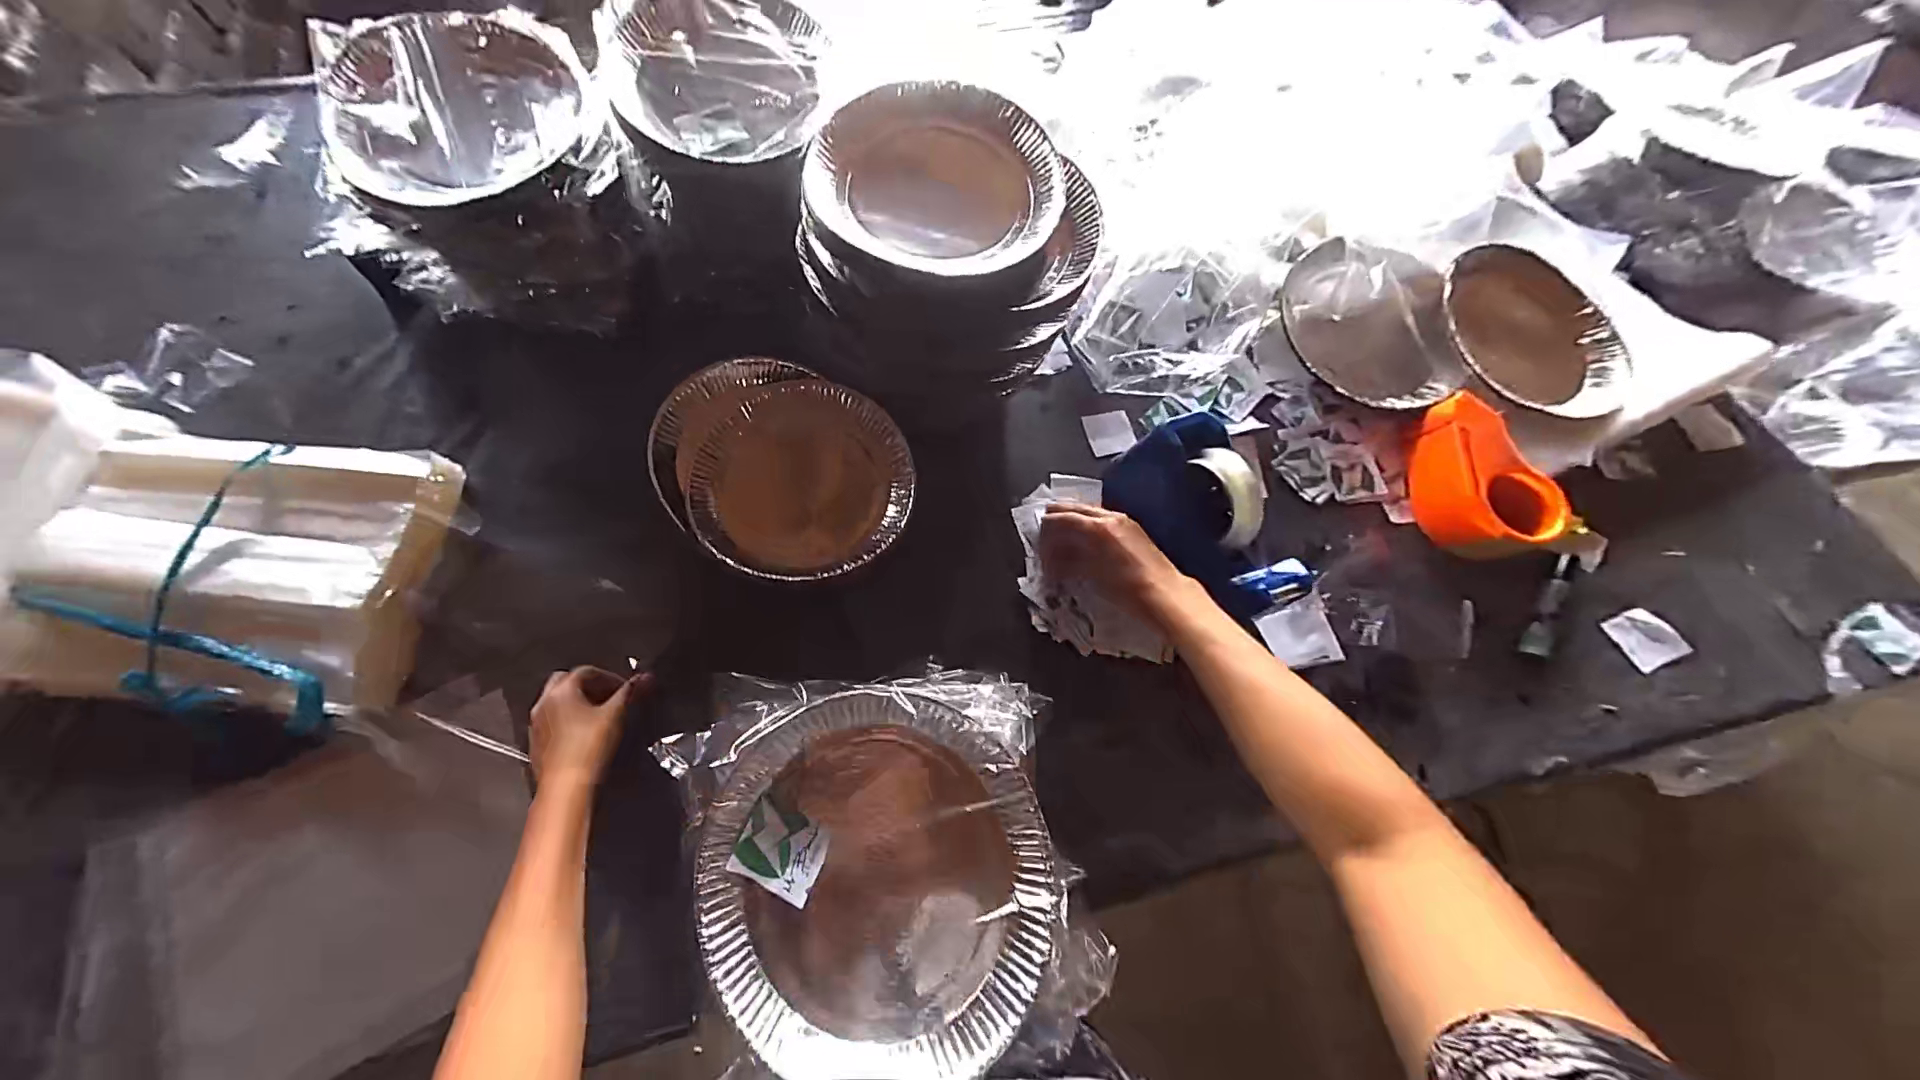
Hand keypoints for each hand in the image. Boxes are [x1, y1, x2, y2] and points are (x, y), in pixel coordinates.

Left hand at [529, 667, 648, 790]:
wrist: (565, 787)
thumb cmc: (588, 749)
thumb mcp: (616, 714)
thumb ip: (631, 692)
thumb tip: (645, 678)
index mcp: (560, 691)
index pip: (587, 671)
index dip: (610, 677)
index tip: (625, 688)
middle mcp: (543, 703)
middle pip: (567, 682)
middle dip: (590, 686)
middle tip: (610, 696)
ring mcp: (536, 724)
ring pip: (557, 702)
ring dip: (578, 703)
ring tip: (600, 715)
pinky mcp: (537, 743)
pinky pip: (553, 722)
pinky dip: (568, 721)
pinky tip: (586, 734)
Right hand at [1040, 504, 1199, 623]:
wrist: (1165, 594)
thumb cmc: (1129, 589)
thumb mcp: (1092, 575)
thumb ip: (1070, 561)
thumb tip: (1056, 558)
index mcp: (1098, 526)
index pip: (1061, 518)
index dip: (1045, 531)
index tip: (1038, 544)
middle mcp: (1111, 517)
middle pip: (1073, 509)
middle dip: (1056, 522)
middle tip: (1045, 539)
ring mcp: (1123, 521)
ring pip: (1087, 513)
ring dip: (1071, 525)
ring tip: (1061, 545)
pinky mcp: (1132, 530)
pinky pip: (1101, 521)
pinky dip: (1087, 530)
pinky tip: (1082, 547)